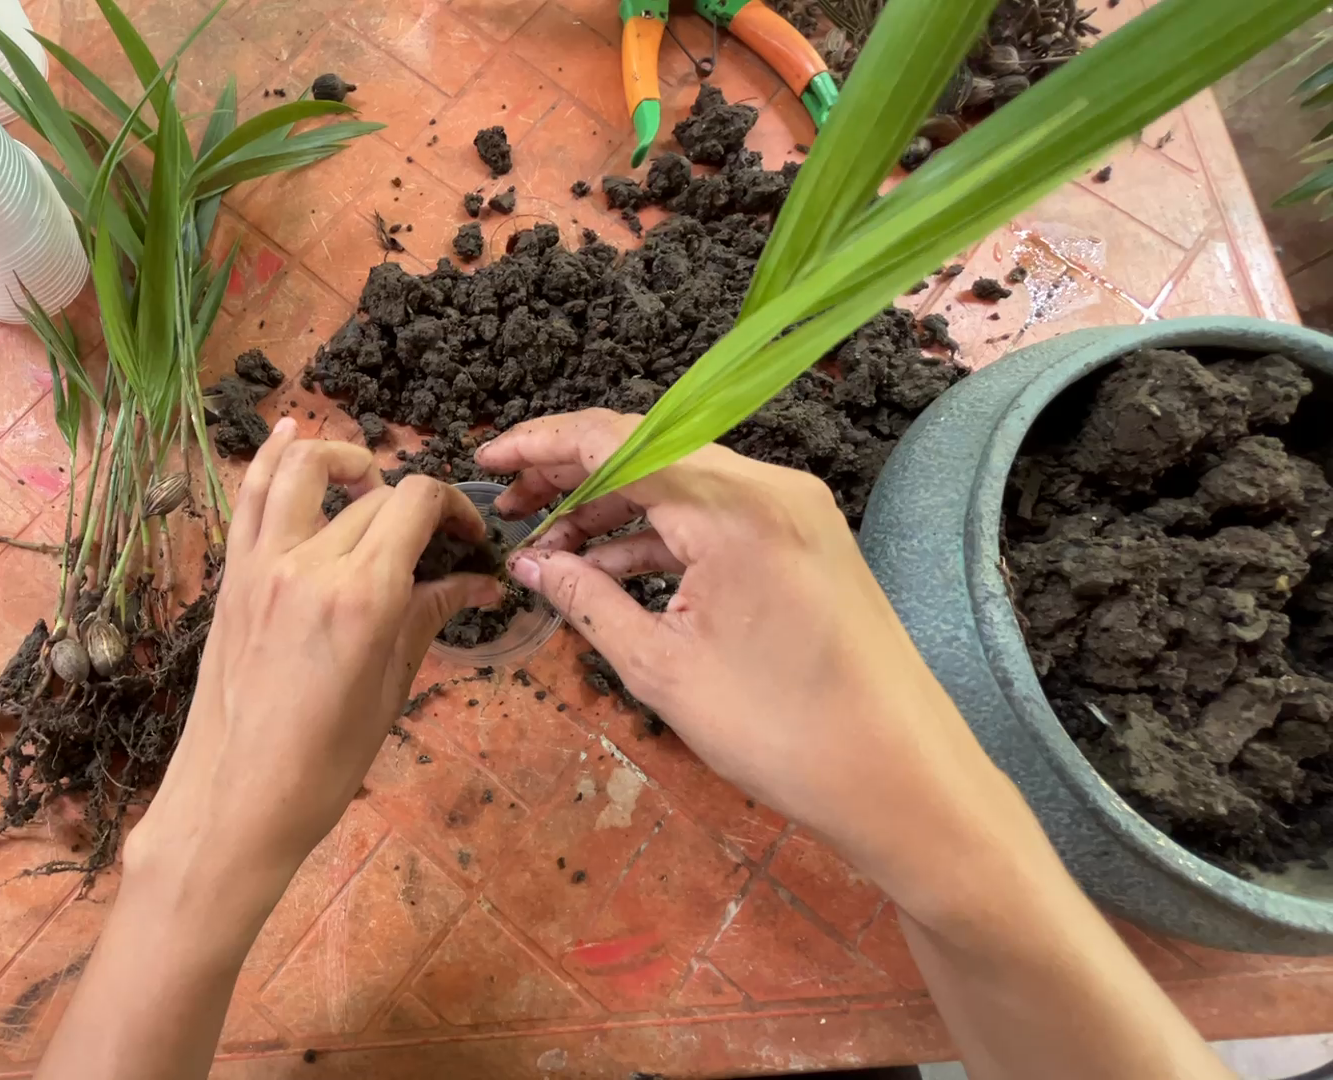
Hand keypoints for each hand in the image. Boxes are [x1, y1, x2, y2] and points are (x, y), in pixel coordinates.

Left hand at [129, 418, 499, 894]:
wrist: (234, 799)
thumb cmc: (325, 763)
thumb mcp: (391, 689)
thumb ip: (428, 616)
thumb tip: (473, 580)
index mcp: (362, 595)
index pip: (416, 503)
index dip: (454, 506)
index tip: (468, 538)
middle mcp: (310, 562)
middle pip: (375, 494)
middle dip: (417, 505)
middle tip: (434, 542)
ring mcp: (262, 561)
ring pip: (302, 466)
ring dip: (344, 458)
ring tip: (367, 481)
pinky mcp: (232, 572)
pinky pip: (247, 494)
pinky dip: (269, 455)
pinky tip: (288, 431)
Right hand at [475, 409, 1007, 903]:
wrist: (908, 785)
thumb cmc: (778, 731)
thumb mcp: (658, 666)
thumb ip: (584, 597)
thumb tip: (524, 561)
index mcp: (732, 507)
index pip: (616, 440)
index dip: (541, 443)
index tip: (488, 459)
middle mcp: (766, 487)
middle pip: (644, 454)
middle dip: (567, 478)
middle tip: (510, 511)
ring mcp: (788, 510)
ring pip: (674, 485)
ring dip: (607, 511)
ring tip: (548, 547)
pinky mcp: (797, 539)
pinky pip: (707, 517)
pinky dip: (652, 535)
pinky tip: (607, 566)